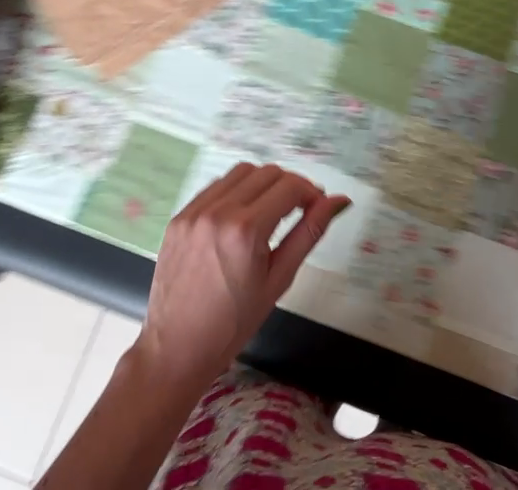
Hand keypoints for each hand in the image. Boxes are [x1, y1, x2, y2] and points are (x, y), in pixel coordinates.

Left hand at [134, 163, 347, 388]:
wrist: (178, 346)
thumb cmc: (235, 321)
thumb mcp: (280, 279)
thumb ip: (310, 233)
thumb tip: (339, 201)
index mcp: (246, 230)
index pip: (290, 187)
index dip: (312, 193)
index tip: (318, 207)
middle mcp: (218, 212)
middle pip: (268, 173)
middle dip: (290, 186)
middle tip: (299, 209)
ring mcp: (194, 212)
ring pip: (241, 172)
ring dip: (263, 183)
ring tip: (270, 211)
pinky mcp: (179, 217)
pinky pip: (215, 187)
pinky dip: (236, 191)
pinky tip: (242, 215)